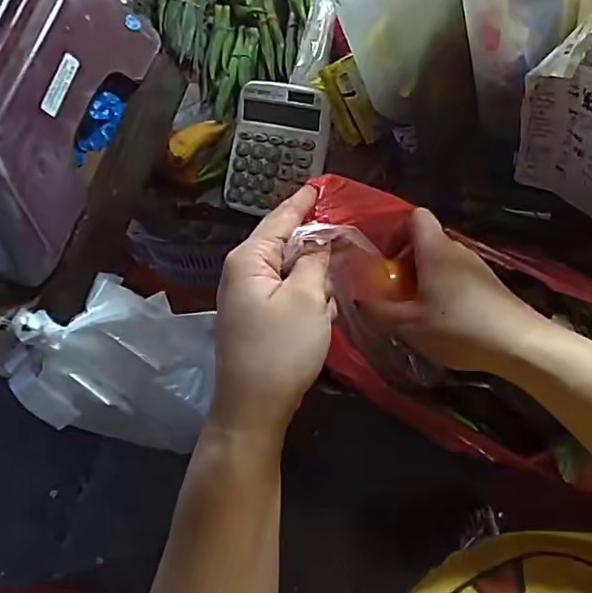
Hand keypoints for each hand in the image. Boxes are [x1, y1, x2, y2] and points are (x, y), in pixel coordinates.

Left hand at [212, 186, 332, 435]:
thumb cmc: (280, 349)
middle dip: (316, 247)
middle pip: (286, 245)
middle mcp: (243, 273)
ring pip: (291, 274)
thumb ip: (314, 261)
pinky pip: (289, 297)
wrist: (254, 407)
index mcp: (249, 259)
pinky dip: (308, 301)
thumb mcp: (306, 298)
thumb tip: (319, 241)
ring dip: (315, 280)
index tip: (320, 185)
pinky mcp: (258, 321)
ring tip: (338, 285)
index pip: (280, 218)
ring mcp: (249, 299)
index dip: (303, 202)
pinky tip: (325, 314)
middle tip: (348, 239)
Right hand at [366, 208, 552, 373]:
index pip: (415, 216)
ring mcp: (477, 266)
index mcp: (435, 250)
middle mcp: (457, 250)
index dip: (396, 232)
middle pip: (426, 242)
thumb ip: (378, 311)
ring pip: (442, 262)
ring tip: (418, 311)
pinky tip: (444, 320)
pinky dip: (445, 291)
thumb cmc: (459, 328)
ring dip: (425, 280)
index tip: (386, 261)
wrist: (518, 343)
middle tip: (396, 293)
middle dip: (406, 263)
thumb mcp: (409, 325)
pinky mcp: (490, 285)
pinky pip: (458, 277)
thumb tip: (359, 299)